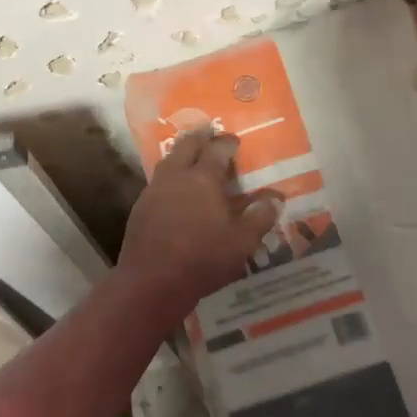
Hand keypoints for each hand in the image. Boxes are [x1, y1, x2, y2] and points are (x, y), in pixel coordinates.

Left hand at [118, 129, 279, 309]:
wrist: (152, 282)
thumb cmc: (202, 259)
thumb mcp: (242, 242)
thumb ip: (260, 217)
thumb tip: (276, 199)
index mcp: (202, 179)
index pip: (217, 150)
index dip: (227, 143)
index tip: (234, 141)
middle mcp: (175, 177)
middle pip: (186, 146)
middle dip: (200, 138)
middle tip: (209, 135)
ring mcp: (153, 191)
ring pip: (168, 162)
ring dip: (181, 155)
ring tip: (191, 158)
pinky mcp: (140, 209)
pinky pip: (158, 183)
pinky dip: (170, 178)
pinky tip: (175, 191)